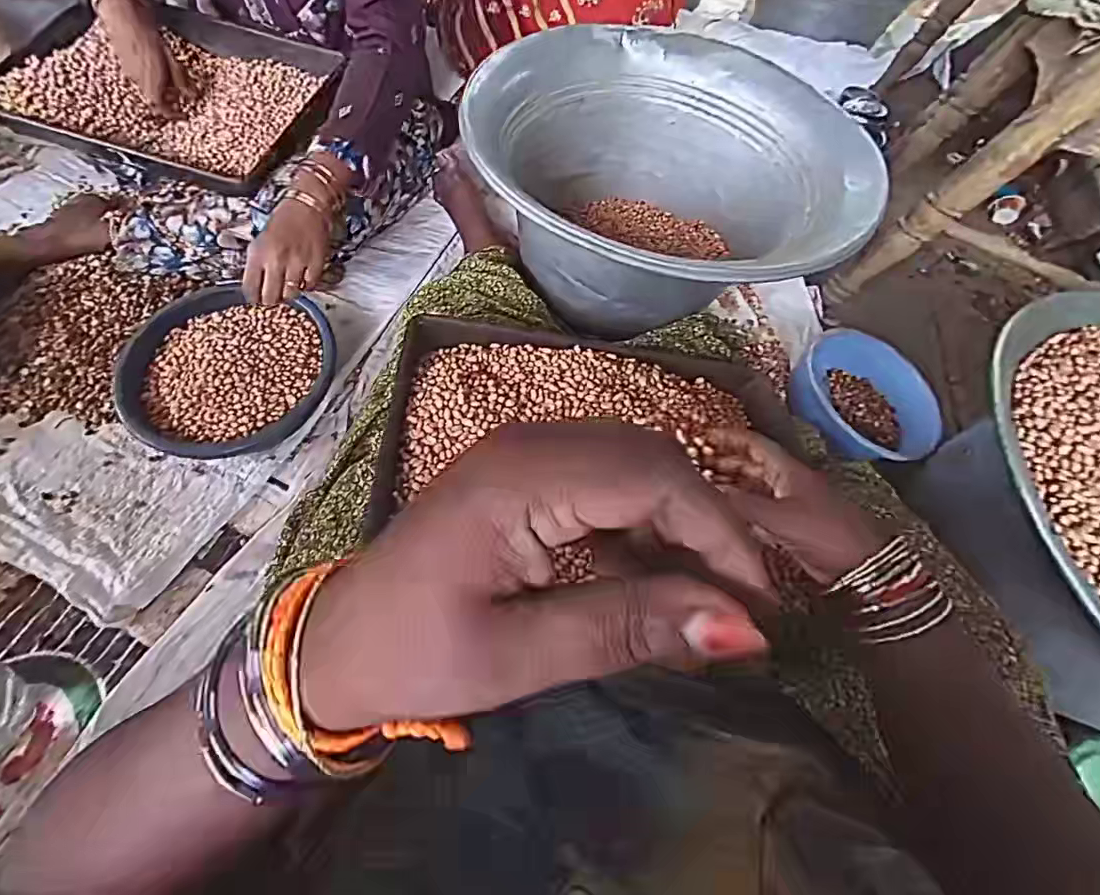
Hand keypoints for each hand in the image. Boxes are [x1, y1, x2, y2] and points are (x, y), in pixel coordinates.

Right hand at [94, 0, 188, 114]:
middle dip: (168, 104)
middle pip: (154, 102)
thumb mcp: (171, 60)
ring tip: (171, 85)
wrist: (123, 17)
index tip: (183, 115)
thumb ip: (180, 80)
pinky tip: (158, 73)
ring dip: (160, 93)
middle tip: (179, 100)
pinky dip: (152, 83)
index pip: (162, 109)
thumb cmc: (148, 35)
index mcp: (151, 83)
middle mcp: (138, 83)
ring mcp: (130, 75)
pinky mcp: (126, 67)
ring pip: (148, 92)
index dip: (174, 115)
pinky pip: (141, 82)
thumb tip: (191, 96)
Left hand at [243, 198, 332, 305]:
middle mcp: (276, 260)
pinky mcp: (315, 263)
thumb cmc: (283, 220)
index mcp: (258, 253)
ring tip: (289, 287)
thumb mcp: (260, 239)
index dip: (253, 298)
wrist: (308, 206)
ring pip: (291, 294)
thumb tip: (257, 284)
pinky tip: (303, 277)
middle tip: (274, 296)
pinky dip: (306, 285)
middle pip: (270, 297)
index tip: (257, 299)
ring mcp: (297, 263)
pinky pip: (309, 285)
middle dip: (271, 300)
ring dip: (289, 294)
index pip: (250, 288)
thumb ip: (257, 262)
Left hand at [298, 422, 777, 731]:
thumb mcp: (518, 655)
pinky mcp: (523, 474)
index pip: (651, 475)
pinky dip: (640, 526)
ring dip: (676, 526)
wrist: (342, 640)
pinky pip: (603, 482)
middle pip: (648, 458)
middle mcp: (525, 444)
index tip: (757, 606)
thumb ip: (626, 629)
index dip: (718, 533)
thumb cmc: (414, 653)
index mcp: (517, 477)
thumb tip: (740, 628)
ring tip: (703, 599)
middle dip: (706, 526)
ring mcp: (522, 453)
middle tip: (738, 608)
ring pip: (632, 466)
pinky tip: (651, 579)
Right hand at [701, 428, 887, 585]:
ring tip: (702, 484)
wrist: (863, 569)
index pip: (755, 444)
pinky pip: (757, 508)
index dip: (730, 437)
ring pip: (752, 486)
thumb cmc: (827, 536)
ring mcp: (790, 504)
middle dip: (723, 460)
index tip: (704, 435)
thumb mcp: (779, 518)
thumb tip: (708, 494)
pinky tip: (722, 511)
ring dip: (729, 483)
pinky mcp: (790, 526)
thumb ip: (742, 505)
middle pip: (751, 464)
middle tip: (695, 462)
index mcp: (790, 471)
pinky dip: (738, 506)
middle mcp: (788, 482)